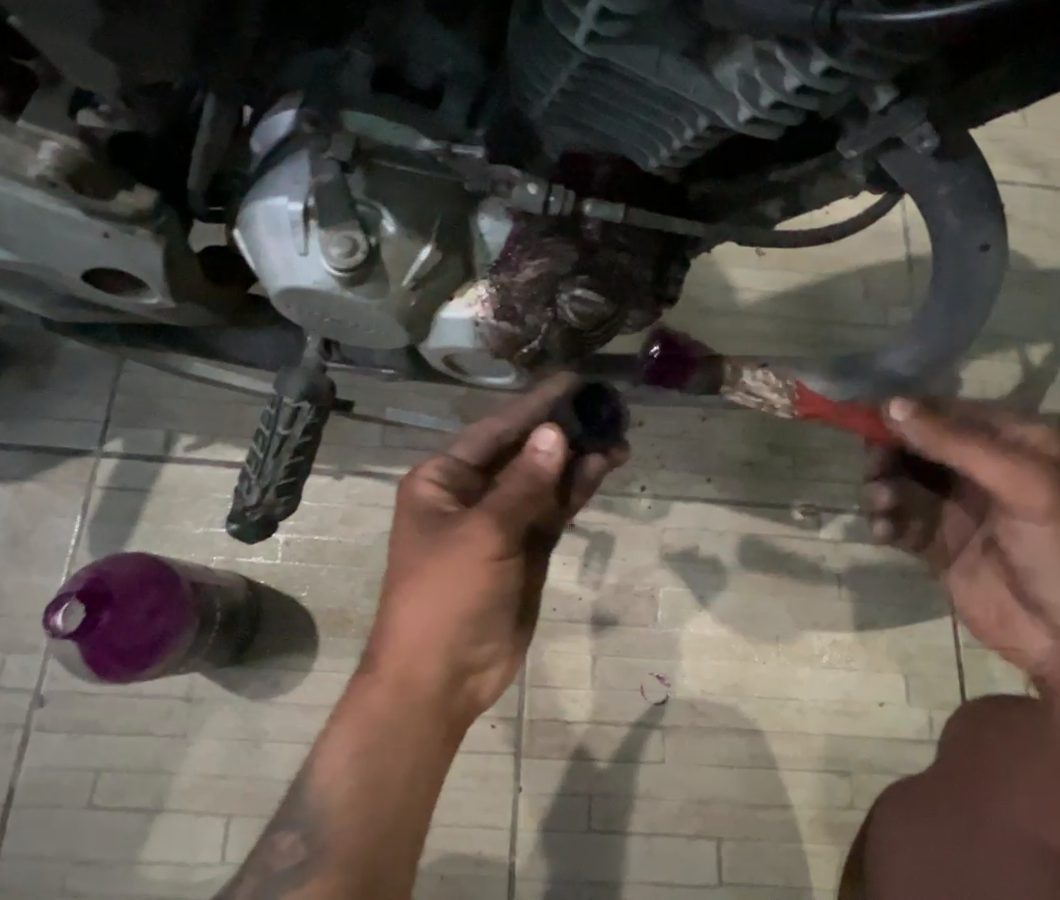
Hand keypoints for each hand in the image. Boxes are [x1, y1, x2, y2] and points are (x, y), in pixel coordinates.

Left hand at [363, 374, 627, 725]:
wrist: (441, 678)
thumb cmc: (445, 597)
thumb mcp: (482, 534)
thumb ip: (523, 485)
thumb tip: (555, 433)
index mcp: (442, 481)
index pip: (495, 431)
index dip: (534, 406)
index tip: (574, 381)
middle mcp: (470, 494)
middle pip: (523, 452)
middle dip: (563, 431)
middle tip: (609, 408)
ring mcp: (500, 524)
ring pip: (543, 481)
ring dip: (577, 460)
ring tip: (619, 436)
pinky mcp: (525, 551)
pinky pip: (553, 511)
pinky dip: (576, 491)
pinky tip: (604, 468)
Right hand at [865, 399, 1059, 688]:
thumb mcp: (1025, 486)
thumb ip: (956, 444)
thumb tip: (890, 404)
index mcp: (1015, 444)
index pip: (947, 412)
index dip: (906, 414)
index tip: (866, 421)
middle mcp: (984, 470)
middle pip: (917, 445)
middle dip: (889, 453)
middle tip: (874, 470)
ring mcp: (961, 510)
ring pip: (902, 481)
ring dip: (883, 487)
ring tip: (882, 505)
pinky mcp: (941, 548)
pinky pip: (900, 521)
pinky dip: (885, 521)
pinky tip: (884, 532)